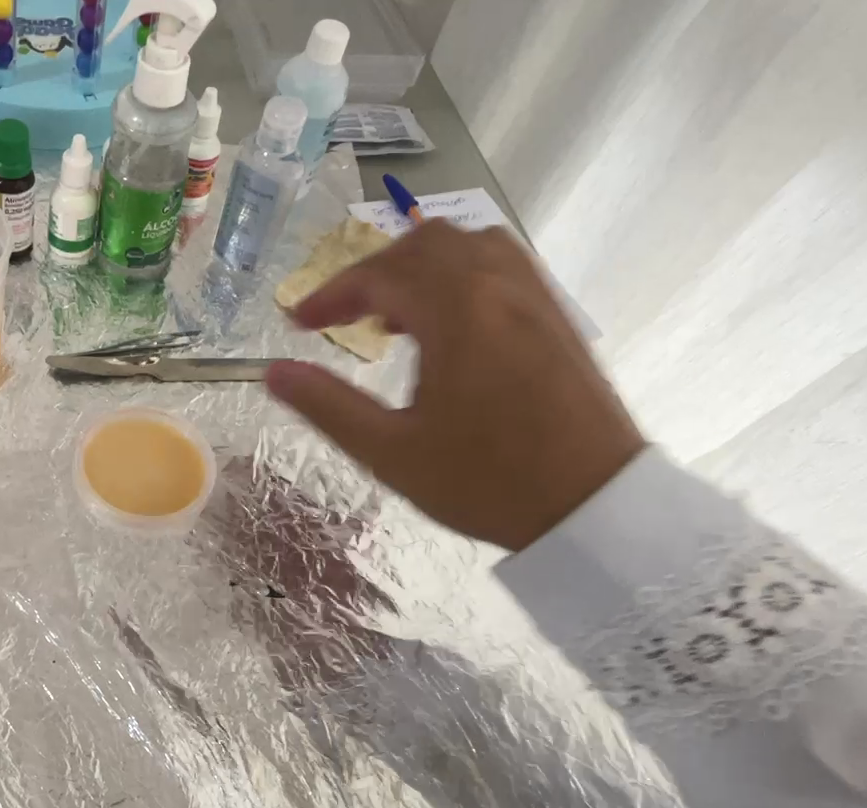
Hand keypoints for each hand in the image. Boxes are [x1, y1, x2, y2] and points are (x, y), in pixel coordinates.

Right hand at [269, 222, 644, 551]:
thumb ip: (327, 406)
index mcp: (456, 313)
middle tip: (342, 318)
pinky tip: (447, 324)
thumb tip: (274, 373)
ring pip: (467, 245)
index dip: (330, 295)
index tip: (299, 326)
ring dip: (418, 268)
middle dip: (372, 273)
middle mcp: (498, 286)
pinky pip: (500, 265)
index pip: (379, 275)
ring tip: (393, 316)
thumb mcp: (391, 453)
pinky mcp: (556, 315)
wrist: (593, 504)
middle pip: (423, 244)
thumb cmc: (486, 483)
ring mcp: (534, 296)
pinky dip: (458, 275)